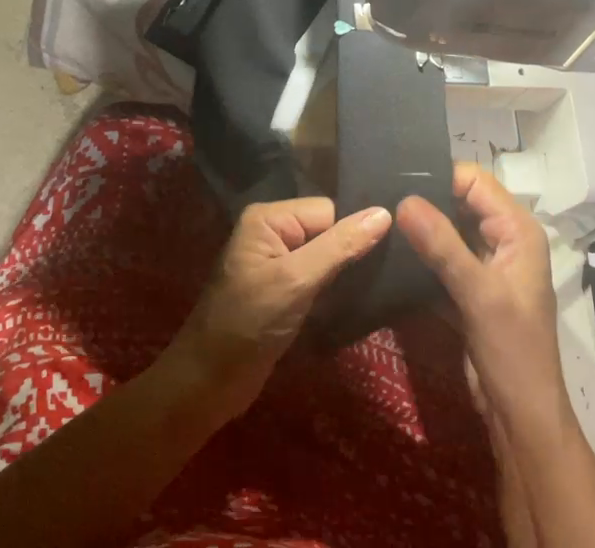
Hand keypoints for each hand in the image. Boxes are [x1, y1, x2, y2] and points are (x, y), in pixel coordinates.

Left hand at [170, 198, 392, 414]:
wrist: (209, 383)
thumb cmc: (248, 324)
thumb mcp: (296, 281)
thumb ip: (340, 246)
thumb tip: (385, 213)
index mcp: (268, 218)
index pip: (328, 210)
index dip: (348, 234)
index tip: (373, 259)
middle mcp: (272, 233)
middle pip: (329, 230)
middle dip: (347, 254)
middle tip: (374, 278)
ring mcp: (277, 263)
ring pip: (327, 256)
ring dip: (343, 274)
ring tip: (366, 291)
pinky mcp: (284, 291)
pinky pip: (319, 277)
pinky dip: (333, 290)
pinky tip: (349, 302)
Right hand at [396, 164, 561, 413]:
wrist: (521, 414)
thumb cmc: (512, 348)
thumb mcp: (478, 294)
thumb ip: (442, 246)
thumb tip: (404, 200)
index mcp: (518, 231)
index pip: (476, 182)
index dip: (439, 177)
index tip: (394, 180)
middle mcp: (504, 241)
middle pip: (460, 203)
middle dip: (424, 201)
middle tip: (377, 199)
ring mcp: (486, 267)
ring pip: (448, 233)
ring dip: (419, 231)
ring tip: (376, 222)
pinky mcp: (469, 292)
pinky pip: (441, 262)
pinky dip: (419, 260)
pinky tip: (387, 256)